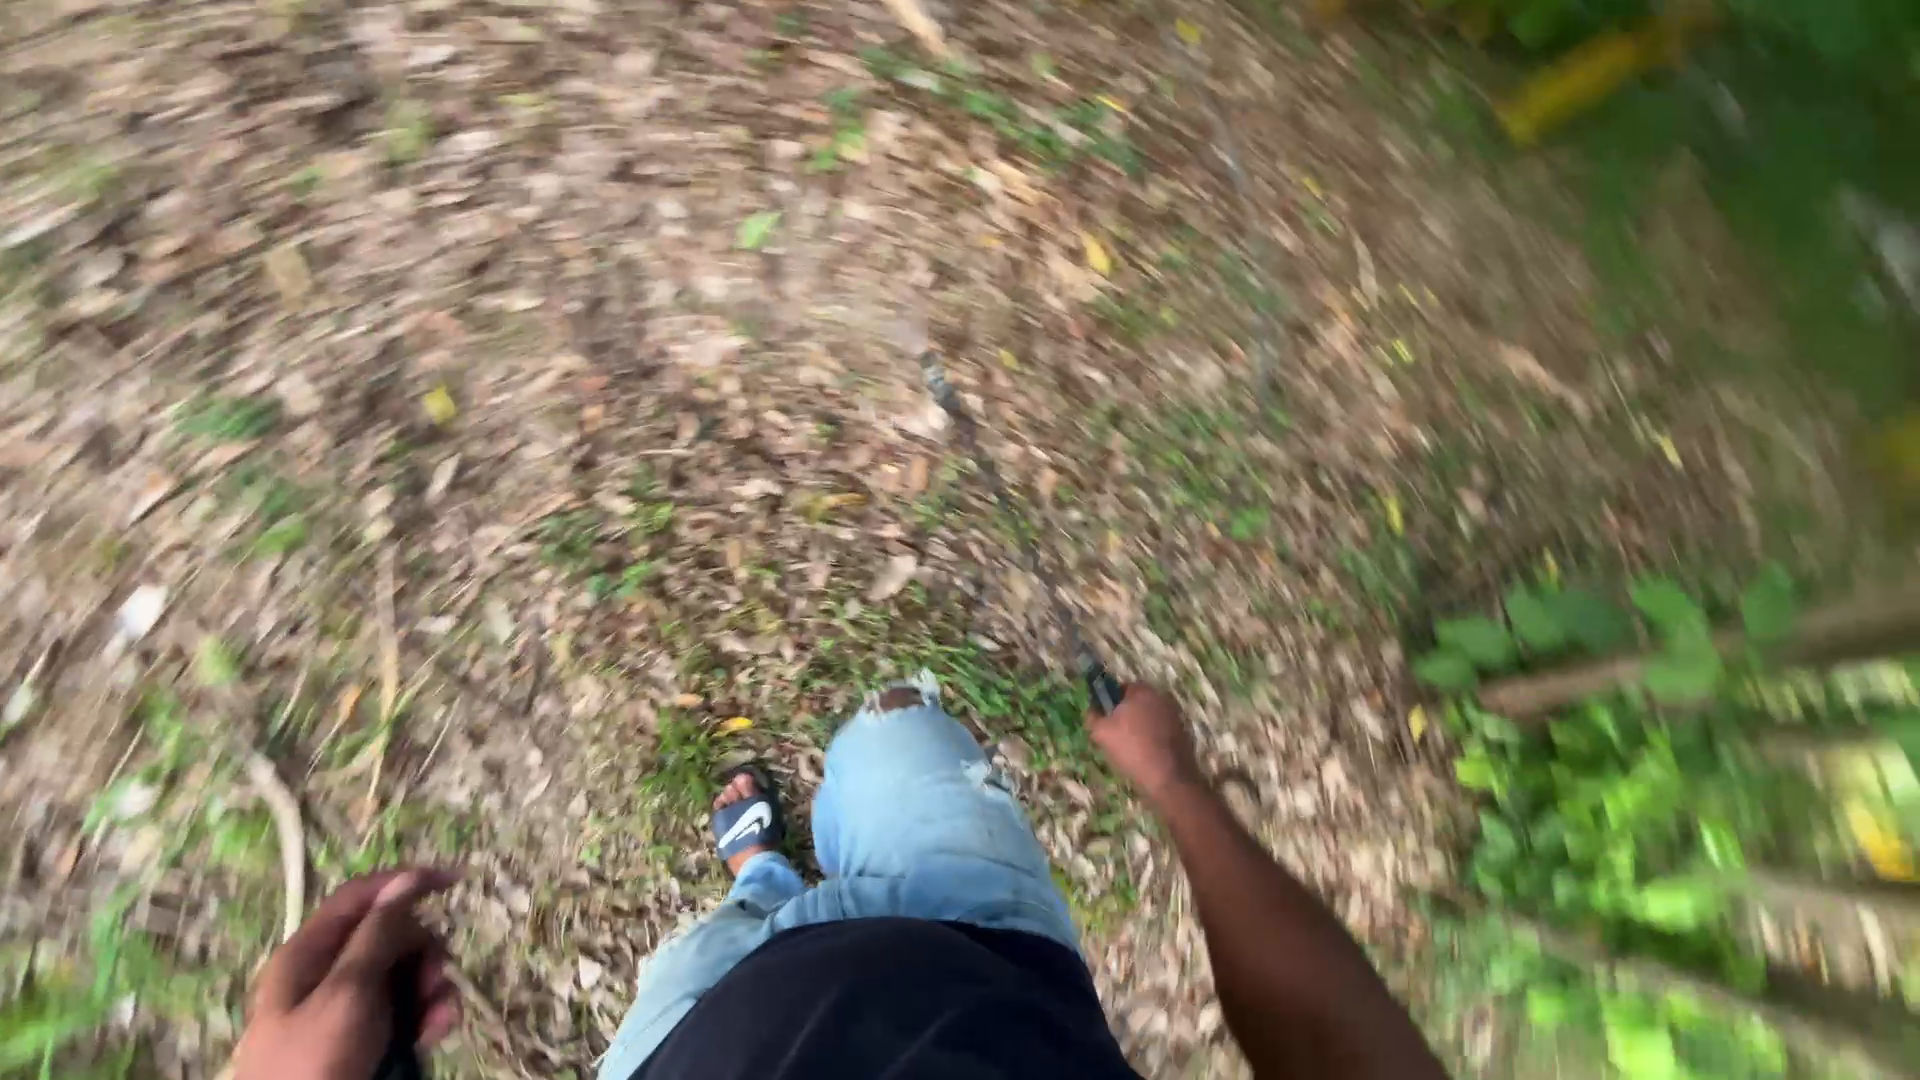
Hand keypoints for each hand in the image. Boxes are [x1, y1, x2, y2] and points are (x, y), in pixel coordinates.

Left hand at [233, 869, 461, 1079]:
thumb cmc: (316, 1062)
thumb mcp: (349, 992)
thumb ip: (379, 933)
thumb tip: (407, 879)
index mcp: (307, 955)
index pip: (360, 895)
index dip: (405, 882)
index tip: (455, 883)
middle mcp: (326, 973)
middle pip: (392, 934)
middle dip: (425, 952)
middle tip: (436, 976)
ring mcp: (346, 1004)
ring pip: (407, 969)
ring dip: (432, 988)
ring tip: (436, 1018)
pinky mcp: (365, 1032)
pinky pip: (408, 1004)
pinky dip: (428, 1013)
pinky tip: (435, 1032)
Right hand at [1088, 683, 1203, 801]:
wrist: (1168, 778)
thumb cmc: (1132, 748)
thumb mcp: (1101, 732)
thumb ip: (1092, 716)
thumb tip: (1093, 709)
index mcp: (1142, 690)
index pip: (1120, 688)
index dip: (1109, 703)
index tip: (1104, 721)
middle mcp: (1161, 698)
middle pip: (1135, 704)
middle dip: (1124, 717)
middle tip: (1114, 737)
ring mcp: (1175, 716)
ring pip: (1148, 719)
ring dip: (1138, 729)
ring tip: (1129, 751)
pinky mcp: (1183, 734)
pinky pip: (1160, 732)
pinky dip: (1152, 740)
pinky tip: (1145, 757)